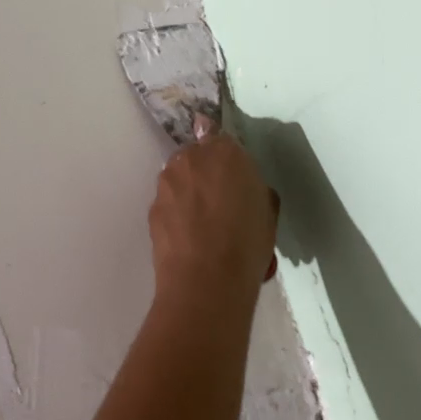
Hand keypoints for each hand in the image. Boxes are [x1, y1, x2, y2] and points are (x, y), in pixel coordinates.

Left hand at [147, 115, 279, 309]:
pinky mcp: (152, 207)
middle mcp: (191, 158)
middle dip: (205, 172)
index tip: (233, 177)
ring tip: (203, 224)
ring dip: (188, 192)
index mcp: (226, 152)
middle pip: (196, 156)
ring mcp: (167, 182)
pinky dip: (176, 214)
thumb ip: (253, 187)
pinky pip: (168, 203)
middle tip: (220, 201)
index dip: (228, 159)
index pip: (223, 138)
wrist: (206, 280)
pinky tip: (189, 238)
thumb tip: (243, 187)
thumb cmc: (247, 243)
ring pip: (178, 178)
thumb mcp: (268, 211)